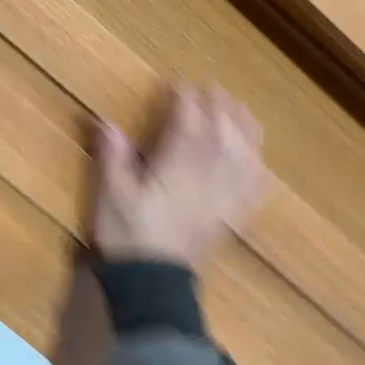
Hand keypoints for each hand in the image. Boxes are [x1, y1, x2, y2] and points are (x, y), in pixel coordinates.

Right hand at [93, 83, 267, 268]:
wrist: (154, 281)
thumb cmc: (127, 232)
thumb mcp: (109, 192)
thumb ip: (111, 156)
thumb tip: (105, 120)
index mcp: (177, 171)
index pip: (189, 129)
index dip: (187, 104)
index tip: (181, 83)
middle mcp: (209, 181)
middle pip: (223, 138)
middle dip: (220, 110)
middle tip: (213, 88)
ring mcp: (225, 200)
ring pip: (245, 159)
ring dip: (245, 132)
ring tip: (241, 111)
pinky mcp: (231, 218)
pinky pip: (254, 189)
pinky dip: (258, 169)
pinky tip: (258, 160)